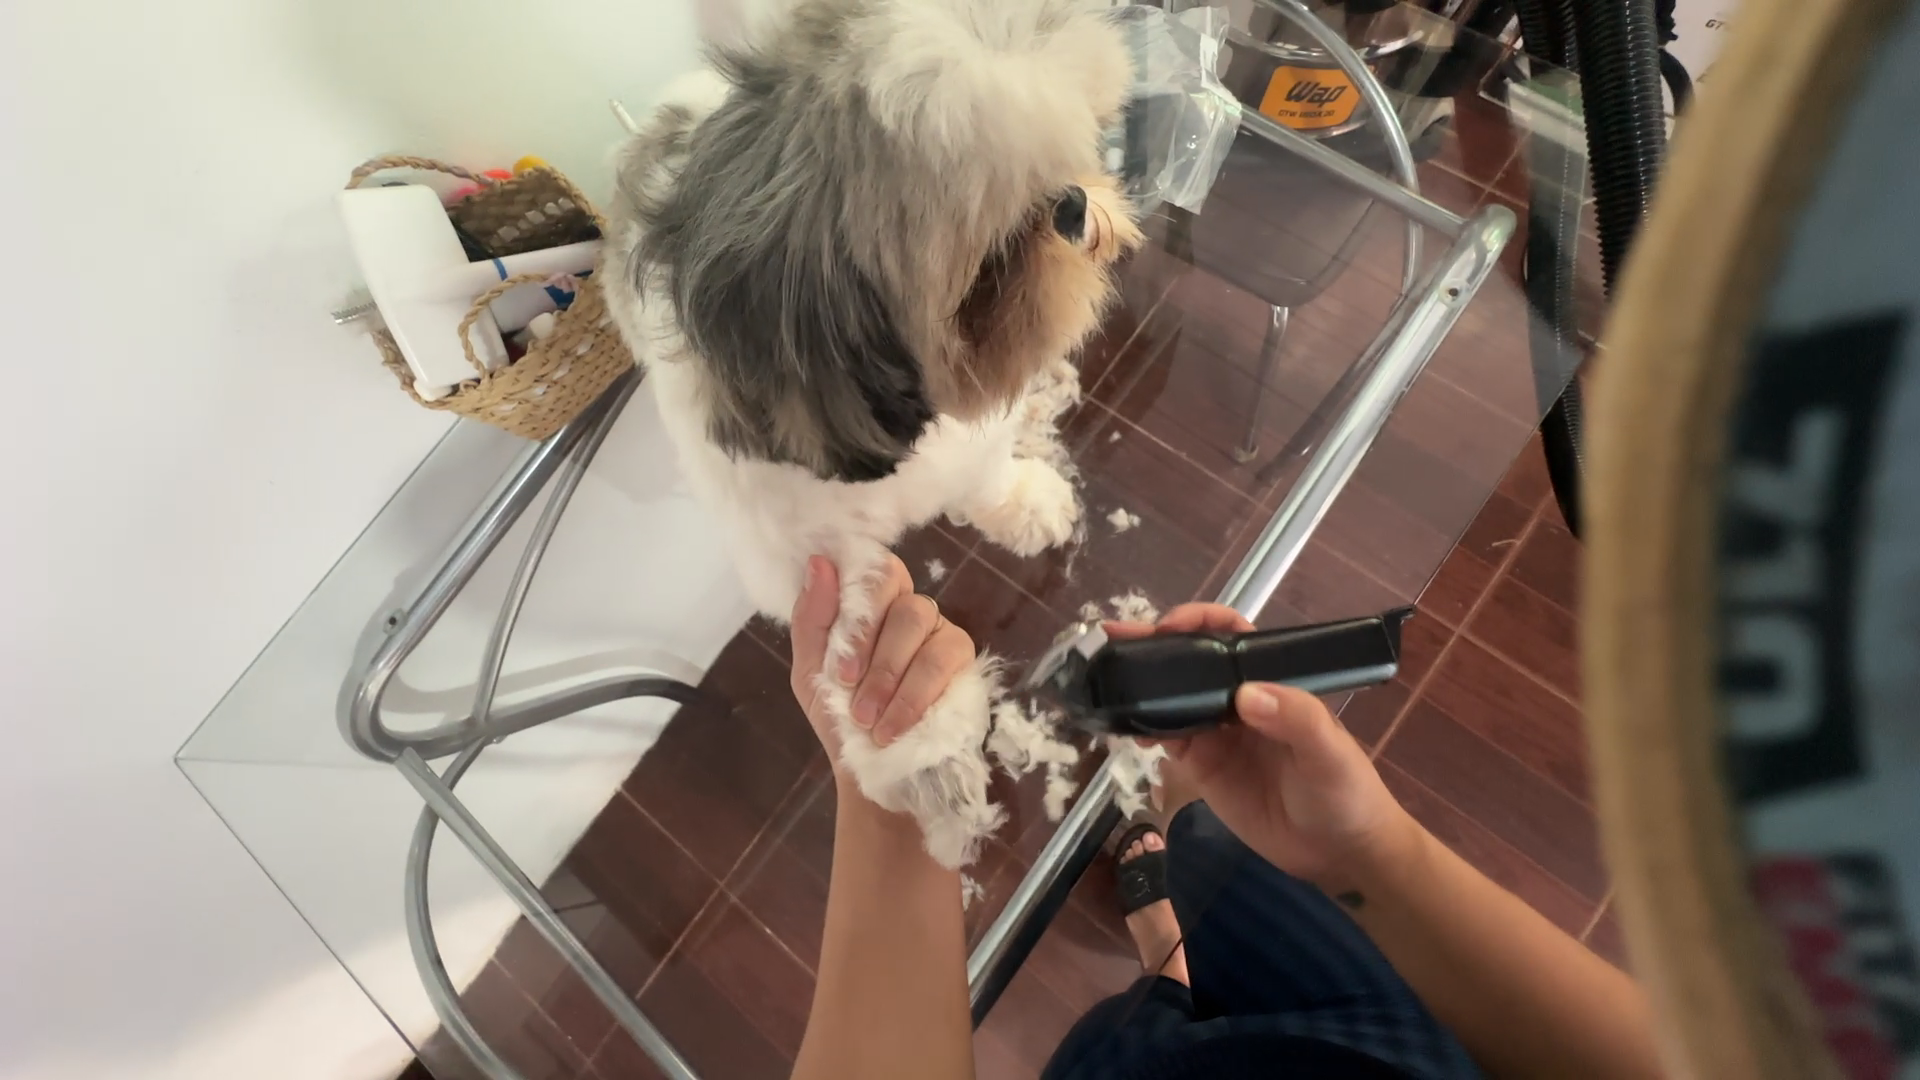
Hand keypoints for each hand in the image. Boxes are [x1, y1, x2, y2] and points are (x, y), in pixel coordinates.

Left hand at [789, 554, 976, 778]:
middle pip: (893, 590)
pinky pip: (940, 659)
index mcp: (871, 604)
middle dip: (864, 642)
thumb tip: (819, 561)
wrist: (871, 772)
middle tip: (845, 685)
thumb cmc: (840, 717)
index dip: (854, 600)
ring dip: (885, 673)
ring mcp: (938, 628)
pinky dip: (912, 695)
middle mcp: (906, 607)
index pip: (872, 568)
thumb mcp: (811, 671)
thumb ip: (812, 618)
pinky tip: (893, 726)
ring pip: (915, 619)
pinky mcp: (961, 656)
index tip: (837, 655)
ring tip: (866, 718)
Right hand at [1107, 603, 1416, 889]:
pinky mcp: (1198, 763)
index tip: (1170, 627)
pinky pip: (1163, 735)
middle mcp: (1233, 697)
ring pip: (1168, 694)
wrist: (1339, 854)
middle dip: (1150, 643)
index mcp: (1266, 679)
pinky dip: (1140, 727)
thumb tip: (1244, 695)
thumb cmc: (1344, 791)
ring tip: (1104, 677)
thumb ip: (1296, 719)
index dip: (1197, 621)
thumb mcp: (1329, 752)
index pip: (1227, 634)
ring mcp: (1212, 730)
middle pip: (1187, 659)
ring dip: (1137, 682)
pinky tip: (1123, 728)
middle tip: (1113, 635)